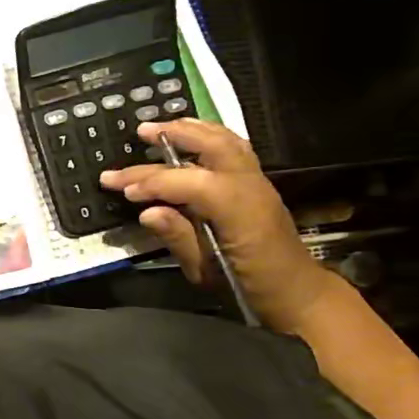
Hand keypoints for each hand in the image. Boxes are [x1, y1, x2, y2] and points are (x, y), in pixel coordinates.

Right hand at [99, 119, 334, 333]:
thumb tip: (148, 212)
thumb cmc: (249, 289)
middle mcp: (251, 187)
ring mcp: (259, 181)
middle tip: (140, 131)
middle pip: (212, 147)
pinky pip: (235, 148)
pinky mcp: (259, 184)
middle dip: (174, 135)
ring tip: (163, 125)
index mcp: (239, 211)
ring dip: (193, 129)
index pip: (191, 182)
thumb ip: (178, 238)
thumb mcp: (206, 273)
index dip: (154, 182)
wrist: (295, 294)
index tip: (122, 188)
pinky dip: (210, 136)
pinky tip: (193, 136)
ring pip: (227, 140)